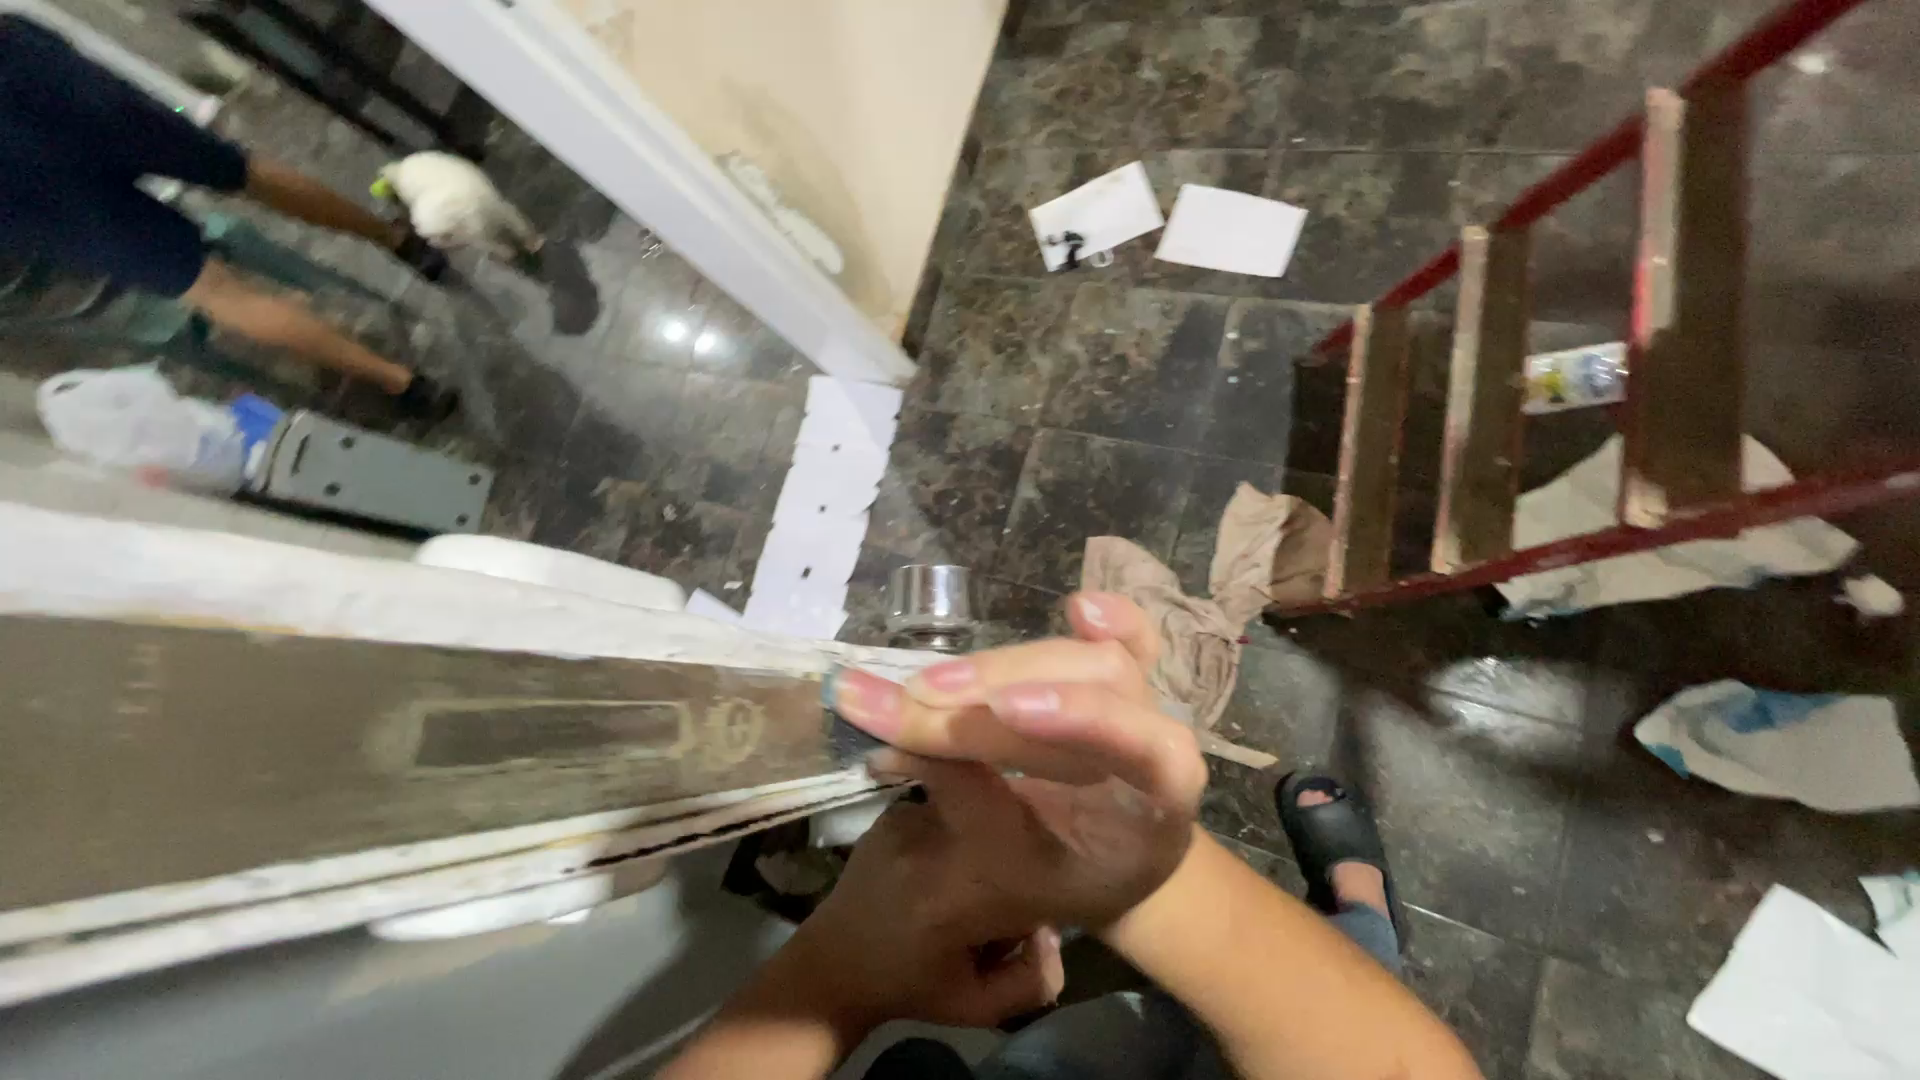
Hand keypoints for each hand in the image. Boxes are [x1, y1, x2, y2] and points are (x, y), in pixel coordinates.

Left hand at [769, 794, 1065, 1031]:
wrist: (833, 964)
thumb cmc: (908, 986)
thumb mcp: (977, 1005)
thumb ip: (1035, 977)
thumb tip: (1051, 928)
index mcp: (961, 892)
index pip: (1037, 865)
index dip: (1052, 883)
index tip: (1036, 910)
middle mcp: (938, 840)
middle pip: (1011, 825)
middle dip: (1022, 853)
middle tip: (999, 892)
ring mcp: (913, 816)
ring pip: (979, 813)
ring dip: (985, 840)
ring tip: (960, 878)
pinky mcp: (895, 809)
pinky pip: (947, 809)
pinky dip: (954, 831)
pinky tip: (934, 864)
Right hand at [829, 592, 1207, 930]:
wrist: (1102, 865)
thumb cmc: (1058, 875)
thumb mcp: (1006, 866)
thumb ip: (958, 792)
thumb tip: (878, 727)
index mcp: (1157, 811)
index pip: (1146, 752)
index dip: (1081, 717)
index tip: (1004, 707)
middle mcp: (1162, 747)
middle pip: (1099, 689)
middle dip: (997, 692)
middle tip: (911, 701)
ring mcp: (1145, 704)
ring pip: (1086, 659)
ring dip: (1001, 665)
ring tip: (925, 683)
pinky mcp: (1123, 679)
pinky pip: (1130, 640)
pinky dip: (1109, 620)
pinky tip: (1078, 607)